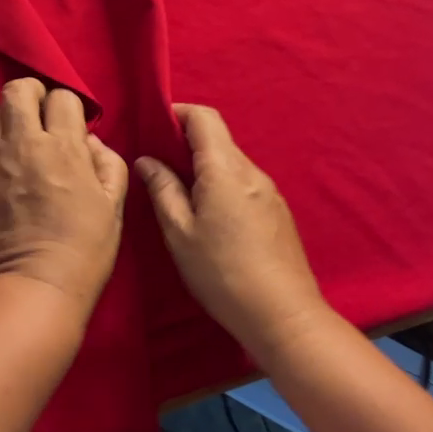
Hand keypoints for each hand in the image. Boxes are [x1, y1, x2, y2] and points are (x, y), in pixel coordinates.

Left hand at [0, 78, 128, 308]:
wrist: (39, 282)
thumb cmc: (86, 245)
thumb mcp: (113, 202)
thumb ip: (107, 161)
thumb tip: (88, 140)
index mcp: (63, 145)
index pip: (62, 97)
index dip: (68, 107)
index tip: (70, 124)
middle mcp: (24, 142)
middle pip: (17, 89)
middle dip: (31, 94)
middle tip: (39, 114)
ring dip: (5, 120)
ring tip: (16, 140)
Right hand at [136, 104, 325, 351]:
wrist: (285, 319)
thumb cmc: (223, 274)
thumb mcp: (179, 232)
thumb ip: (162, 189)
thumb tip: (147, 160)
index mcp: (225, 170)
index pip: (203, 117)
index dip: (176, 113)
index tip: (152, 127)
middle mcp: (251, 172)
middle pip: (217, 138)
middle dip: (185, 141)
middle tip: (157, 163)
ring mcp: (269, 192)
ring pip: (229, 162)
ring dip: (202, 165)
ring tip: (178, 191)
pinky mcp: (277, 212)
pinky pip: (242, 183)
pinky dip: (220, 183)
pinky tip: (208, 214)